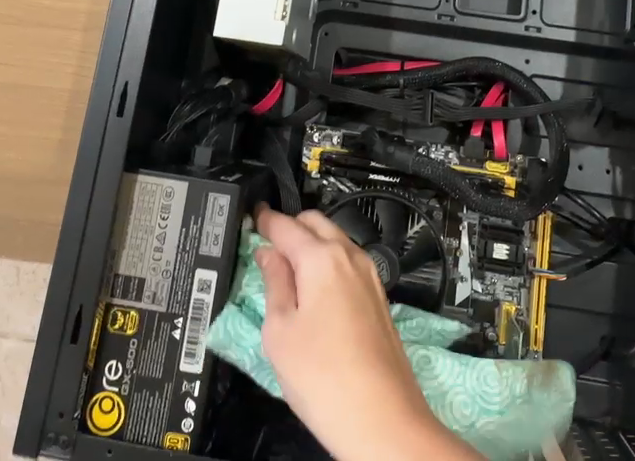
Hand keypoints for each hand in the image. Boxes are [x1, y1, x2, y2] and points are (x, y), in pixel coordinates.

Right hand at [253, 206, 479, 460]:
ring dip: (311, 243)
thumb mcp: (280, 330)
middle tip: (266, 243)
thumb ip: (273, 283)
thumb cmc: (323, 377)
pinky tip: (313, 288)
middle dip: (290, 226)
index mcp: (322, 258)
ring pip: (335, 241)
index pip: (286, 225)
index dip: (264, 219)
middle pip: (316, 223)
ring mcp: (369, 276)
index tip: (252, 216)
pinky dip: (327, 262)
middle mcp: (351, 257)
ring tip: (286, 267)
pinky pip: (348, 263)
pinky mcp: (379, 298)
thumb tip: (268, 255)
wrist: (381, 417)